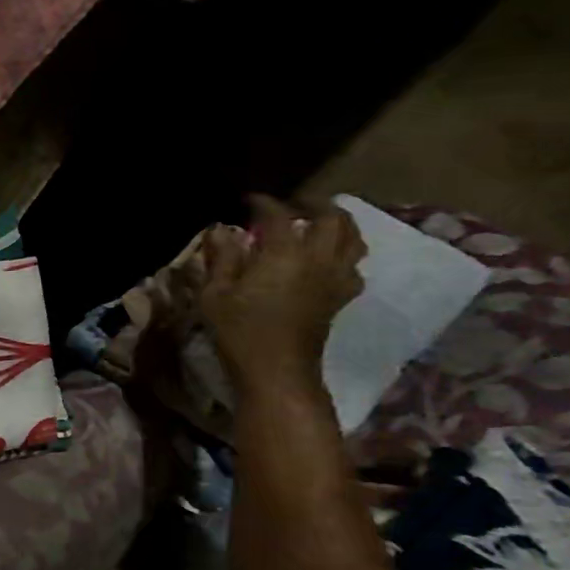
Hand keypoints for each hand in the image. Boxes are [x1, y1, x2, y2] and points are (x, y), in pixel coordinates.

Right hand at [200, 196, 365, 396]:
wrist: (277, 370)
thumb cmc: (238, 331)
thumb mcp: (215, 294)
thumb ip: (221, 259)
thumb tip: (220, 230)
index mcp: (284, 255)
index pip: (278, 216)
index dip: (263, 204)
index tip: (248, 200)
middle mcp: (318, 259)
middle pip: (331, 218)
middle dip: (312, 204)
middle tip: (291, 205)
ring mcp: (336, 277)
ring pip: (352, 238)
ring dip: (338, 223)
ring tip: (319, 222)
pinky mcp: (342, 296)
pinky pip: (354, 263)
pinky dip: (344, 252)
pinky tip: (328, 258)